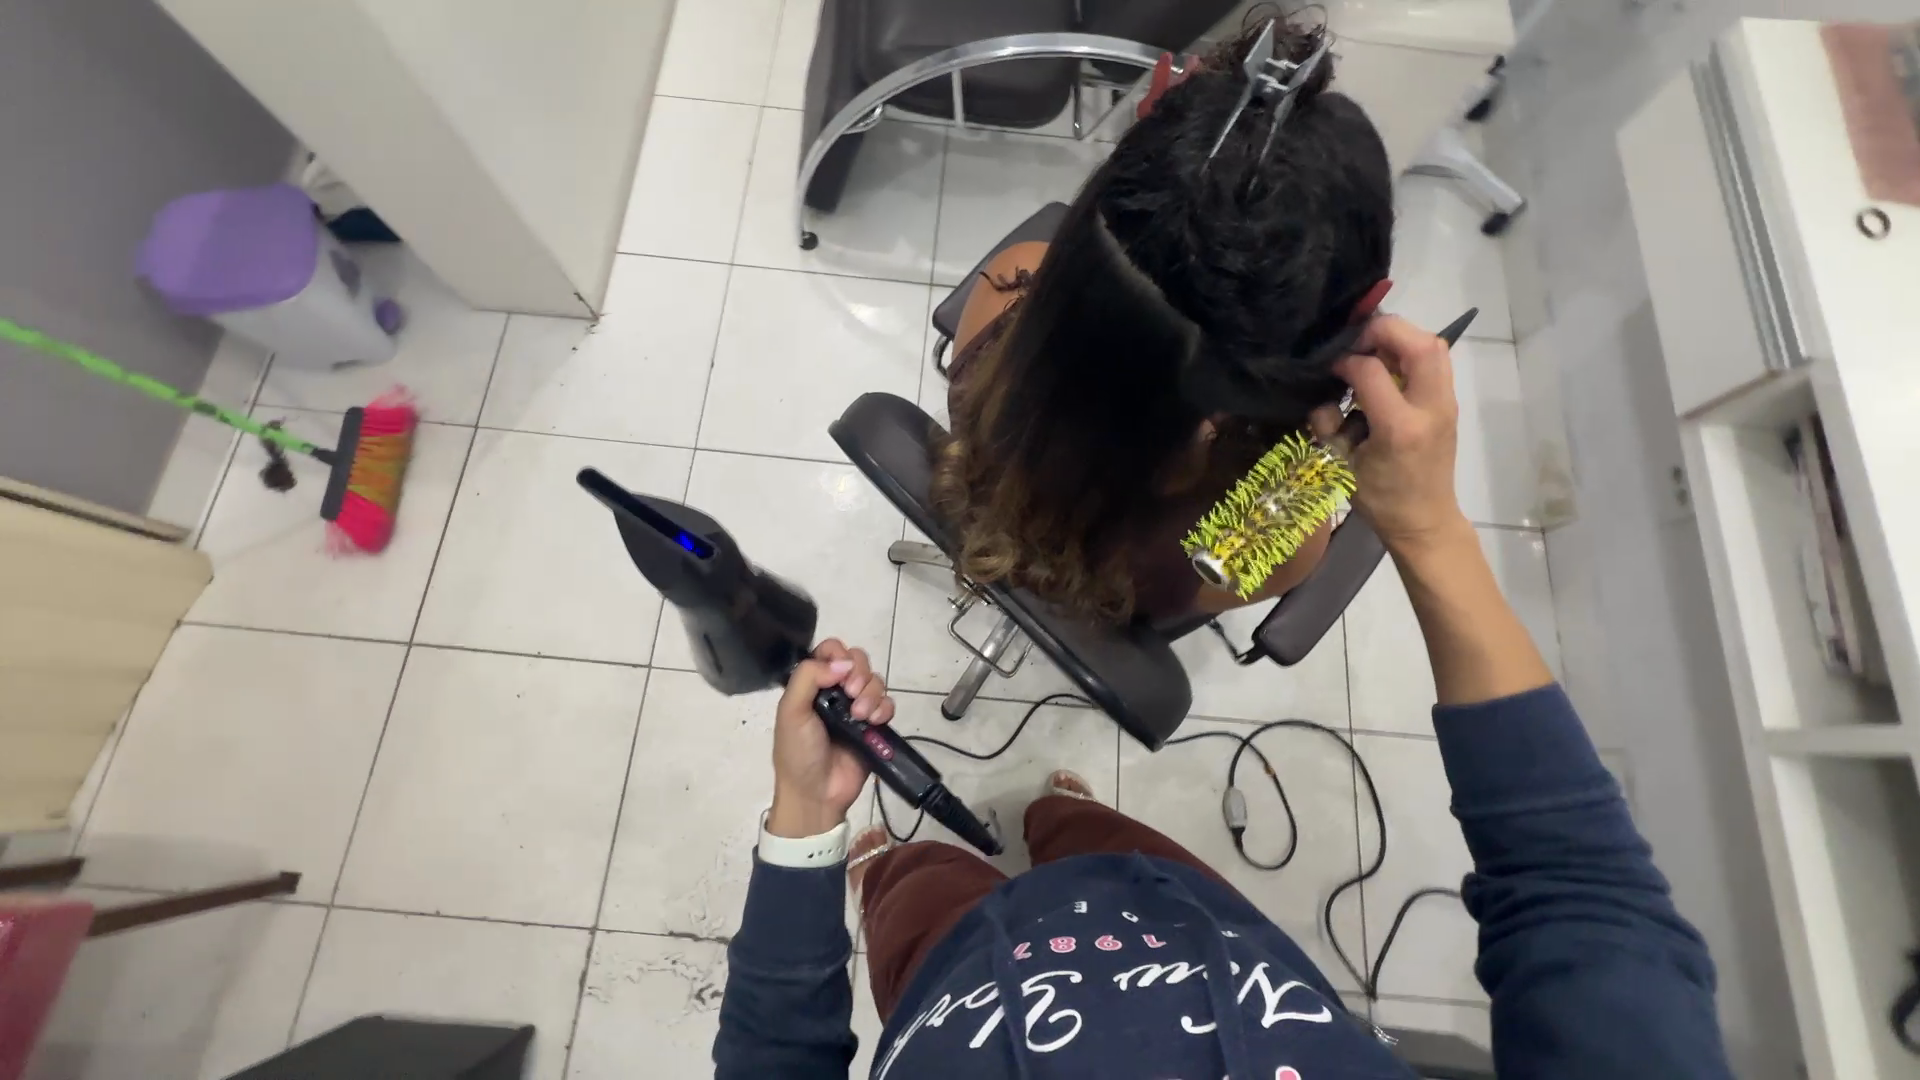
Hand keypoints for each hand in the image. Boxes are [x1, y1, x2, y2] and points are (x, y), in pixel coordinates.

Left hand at [767, 639, 895, 838]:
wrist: (816, 794)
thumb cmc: (798, 751)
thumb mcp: (791, 711)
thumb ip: (808, 678)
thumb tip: (843, 662)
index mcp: (813, 684)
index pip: (831, 650)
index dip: (839, 654)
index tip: (840, 673)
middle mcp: (835, 690)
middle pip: (858, 660)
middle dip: (860, 674)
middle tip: (851, 693)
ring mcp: (856, 707)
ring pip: (875, 680)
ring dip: (872, 693)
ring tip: (861, 716)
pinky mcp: (874, 725)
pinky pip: (888, 703)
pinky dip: (884, 707)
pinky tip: (874, 721)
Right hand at [1311, 315, 1470, 553]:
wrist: (1424, 520)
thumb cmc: (1379, 499)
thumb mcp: (1341, 465)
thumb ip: (1329, 425)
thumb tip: (1323, 395)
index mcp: (1399, 427)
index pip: (1371, 370)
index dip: (1345, 361)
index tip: (1330, 368)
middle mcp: (1430, 409)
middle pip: (1419, 343)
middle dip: (1383, 330)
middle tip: (1355, 343)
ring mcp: (1446, 404)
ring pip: (1434, 346)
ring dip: (1401, 338)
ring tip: (1371, 351)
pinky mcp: (1448, 404)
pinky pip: (1435, 362)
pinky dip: (1410, 352)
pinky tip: (1386, 368)